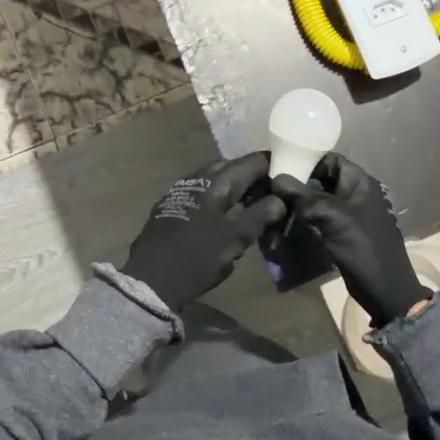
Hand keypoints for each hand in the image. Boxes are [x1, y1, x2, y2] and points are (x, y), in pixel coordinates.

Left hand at [121, 152, 286, 311]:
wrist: (150, 279)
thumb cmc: (197, 257)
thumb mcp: (236, 238)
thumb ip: (261, 214)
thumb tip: (280, 199)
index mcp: (219, 179)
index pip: (256, 161)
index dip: (276, 169)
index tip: (289, 185)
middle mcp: (200, 176)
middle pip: (237, 167)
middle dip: (256, 180)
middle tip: (272, 201)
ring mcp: (184, 189)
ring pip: (219, 180)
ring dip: (238, 190)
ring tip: (251, 212)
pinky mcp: (174, 204)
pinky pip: (205, 193)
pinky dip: (221, 200)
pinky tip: (225, 219)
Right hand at [271, 153, 429, 326]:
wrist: (384, 289)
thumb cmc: (363, 248)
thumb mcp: (334, 218)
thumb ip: (305, 197)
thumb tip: (276, 178)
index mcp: (359, 182)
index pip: (329, 159)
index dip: (306, 159)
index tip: (279, 165)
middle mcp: (353, 193)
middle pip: (321, 179)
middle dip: (297, 183)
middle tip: (269, 188)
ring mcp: (348, 214)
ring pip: (317, 201)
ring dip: (298, 203)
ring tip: (273, 206)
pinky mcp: (341, 233)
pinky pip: (319, 219)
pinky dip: (303, 219)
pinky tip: (284, 223)